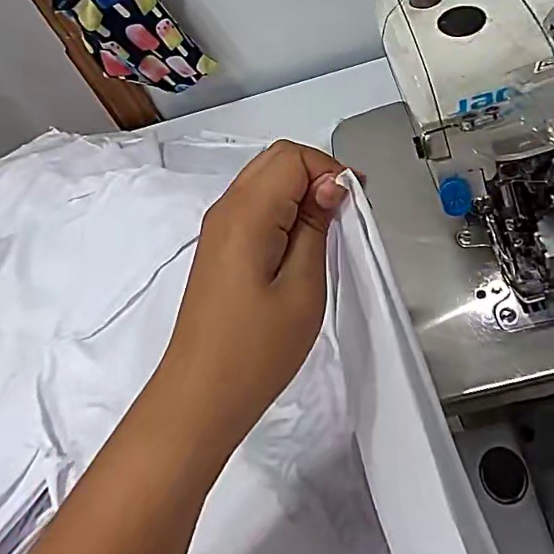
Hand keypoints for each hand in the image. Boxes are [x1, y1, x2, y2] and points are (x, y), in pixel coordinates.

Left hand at [154, 141, 350, 452]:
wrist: (200, 397)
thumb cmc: (256, 350)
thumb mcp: (303, 288)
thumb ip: (316, 226)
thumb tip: (330, 185)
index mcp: (246, 212)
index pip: (292, 157)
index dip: (329, 170)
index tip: (354, 203)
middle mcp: (226, 208)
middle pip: (276, 158)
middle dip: (316, 172)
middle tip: (344, 212)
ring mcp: (218, 226)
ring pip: (264, 177)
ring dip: (299, 189)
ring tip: (326, 227)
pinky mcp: (218, 244)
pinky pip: (254, 203)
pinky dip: (283, 206)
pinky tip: (300, 240)